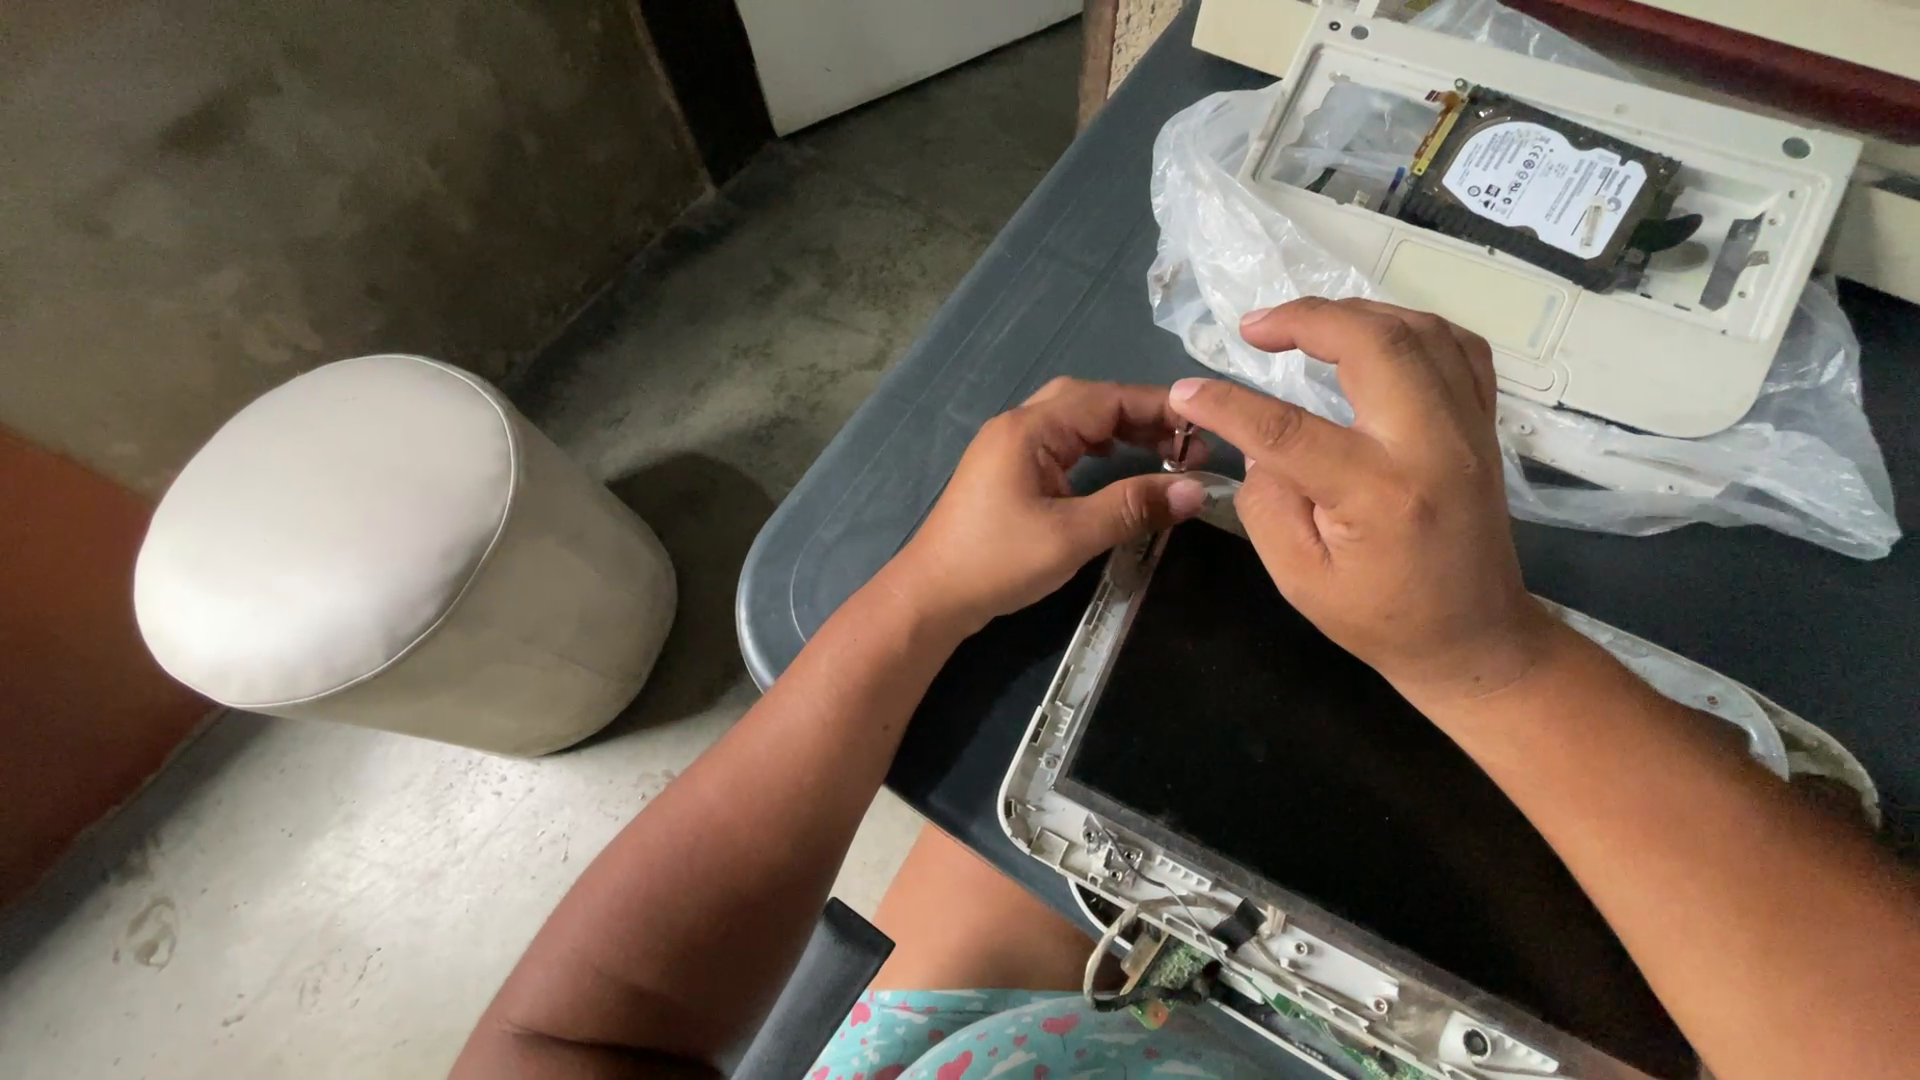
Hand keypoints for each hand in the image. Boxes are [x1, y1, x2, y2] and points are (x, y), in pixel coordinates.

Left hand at [883, 378, 1208, 636]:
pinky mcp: (1005, 471)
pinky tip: (1112, 464)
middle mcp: (1017, 426)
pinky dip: (1093, 448)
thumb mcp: (1072, 536)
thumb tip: (1197, 490)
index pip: (1107, 399)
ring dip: (1118, 431)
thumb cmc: (997, 562)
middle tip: (1187, 444)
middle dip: (1141, 416)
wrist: (932, 595)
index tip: (1206, 426)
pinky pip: (1059, 444)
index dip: (1160, 408)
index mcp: (1030, 429)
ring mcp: (1007, 447)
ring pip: (1073, 422)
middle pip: (1089, 402)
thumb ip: (1133, 507)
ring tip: (1163, 451)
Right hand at [1169, 298, 1556, 710]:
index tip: (1186, 391)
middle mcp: (1433, 445)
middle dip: (1306, 319)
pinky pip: (1456, 346)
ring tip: (1300, 323)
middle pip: (1375, 344)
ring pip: (1419, 330)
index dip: (1227, 405)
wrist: (1474, 638)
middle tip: (1253, 326)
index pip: (1287, 429)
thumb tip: (1259, 445)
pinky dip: (1406, 326)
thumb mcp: (1297, 577)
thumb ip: (1266, 503)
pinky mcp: (1483, 424)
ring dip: (1352, 314)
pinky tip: (1368, 335)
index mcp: (1377, 493)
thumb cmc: (1377, 618)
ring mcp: (1469, 427)